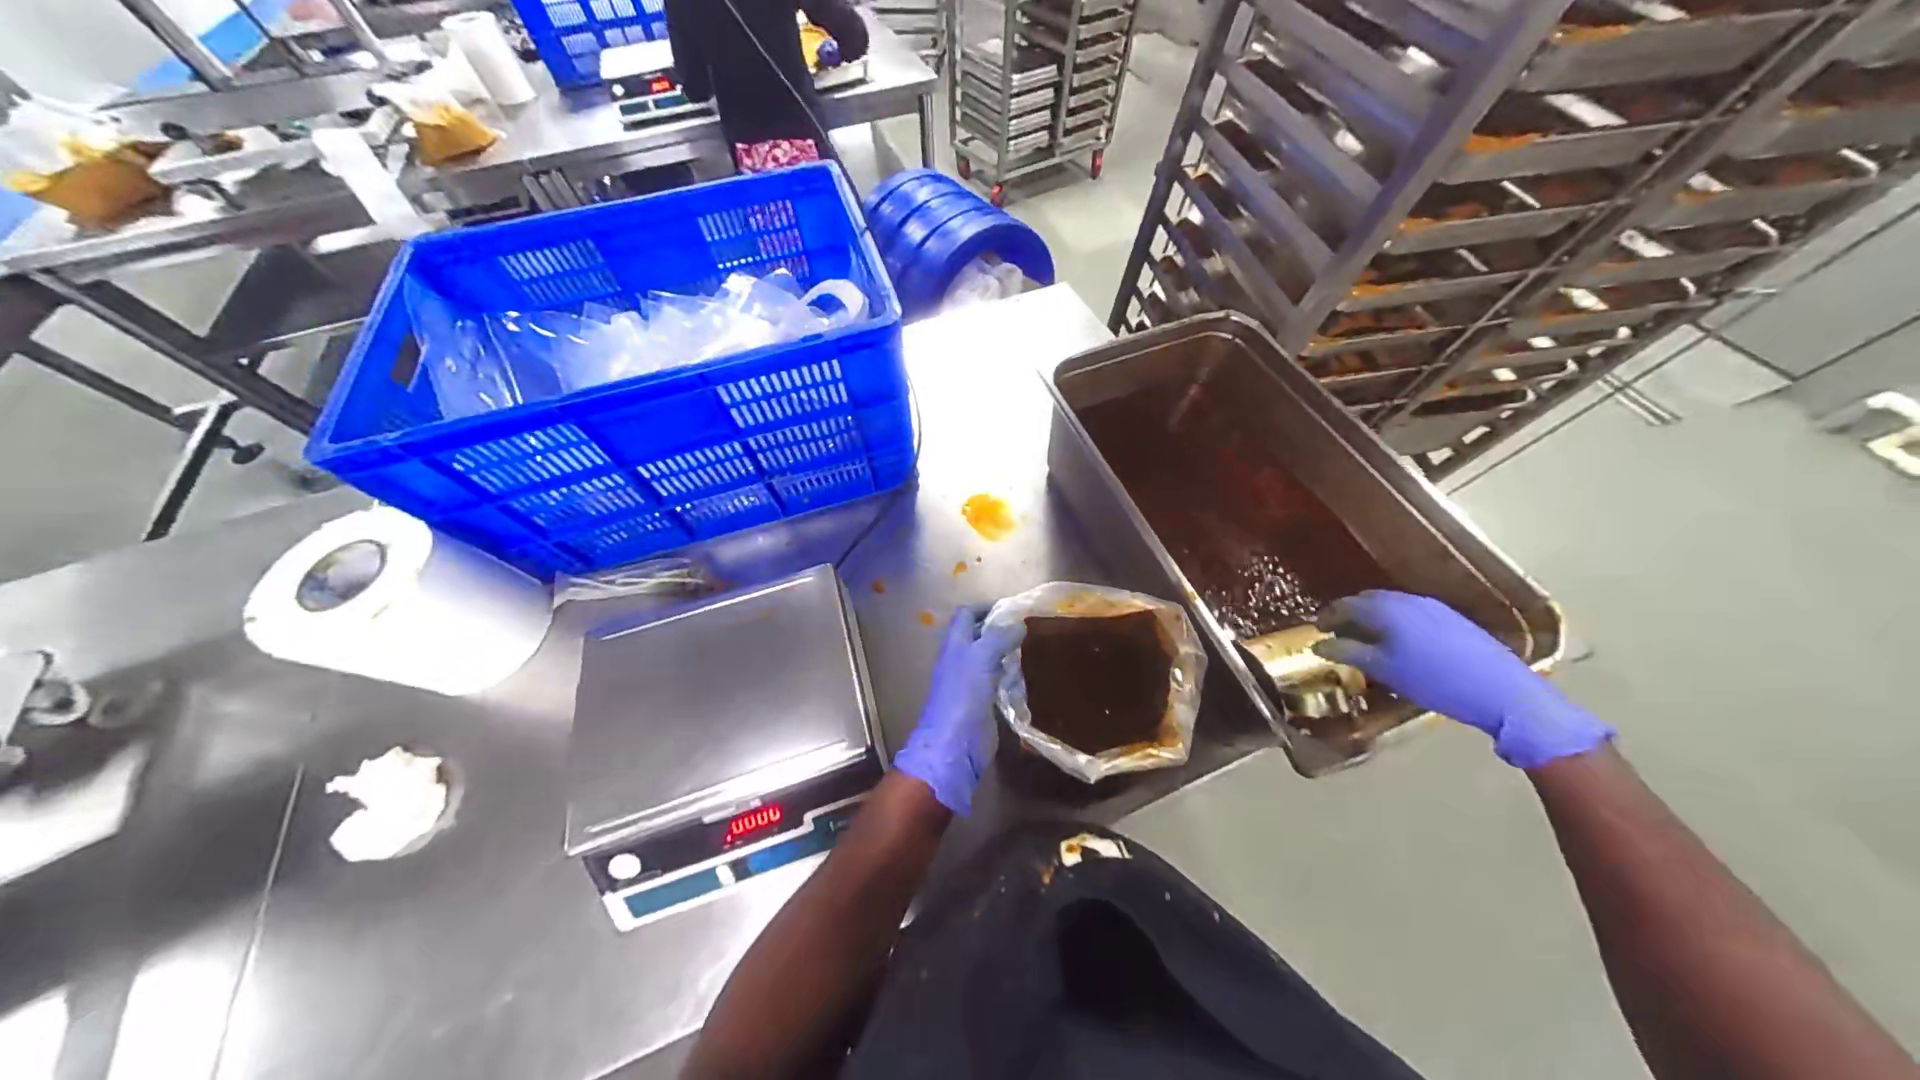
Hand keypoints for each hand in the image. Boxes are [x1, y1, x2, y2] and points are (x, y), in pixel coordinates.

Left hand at [892, 606, 1023, 815]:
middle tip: (1029, 626)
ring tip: (1033, 646)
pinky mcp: (982, 701)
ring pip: (990, 658)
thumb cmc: (963, 695)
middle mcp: (961, 659)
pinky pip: (998, 680)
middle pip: (979, 636)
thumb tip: (1018, 622)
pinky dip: (1010, 675)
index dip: (986, 607)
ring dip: (1007, 652)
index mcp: (955, 644)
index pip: (967, 615)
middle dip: (1001, 629)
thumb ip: (999, 637)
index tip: (1012, 608)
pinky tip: (1028, 674)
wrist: (954, 743)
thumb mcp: (982, 657)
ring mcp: (971, 681)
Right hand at [1313, 590, 1612, 769]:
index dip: (1328, 616)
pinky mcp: (1452, 620)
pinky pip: (1411, 612)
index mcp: (1388, 609)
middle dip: (1350, 614)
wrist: (1502, 692)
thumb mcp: (1385, 670)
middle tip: (1337, 633)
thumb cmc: (1435, 681)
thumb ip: (1348, 652)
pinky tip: (1397, 642)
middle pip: (1369, 600)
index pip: (1347, 605)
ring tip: (1364, 638)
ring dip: (1373, 617)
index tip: (1317, 629)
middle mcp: (1409, 600)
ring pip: (1392, 606)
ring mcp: (1434, 608)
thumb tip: (1319, 644)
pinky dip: (1394, 622)